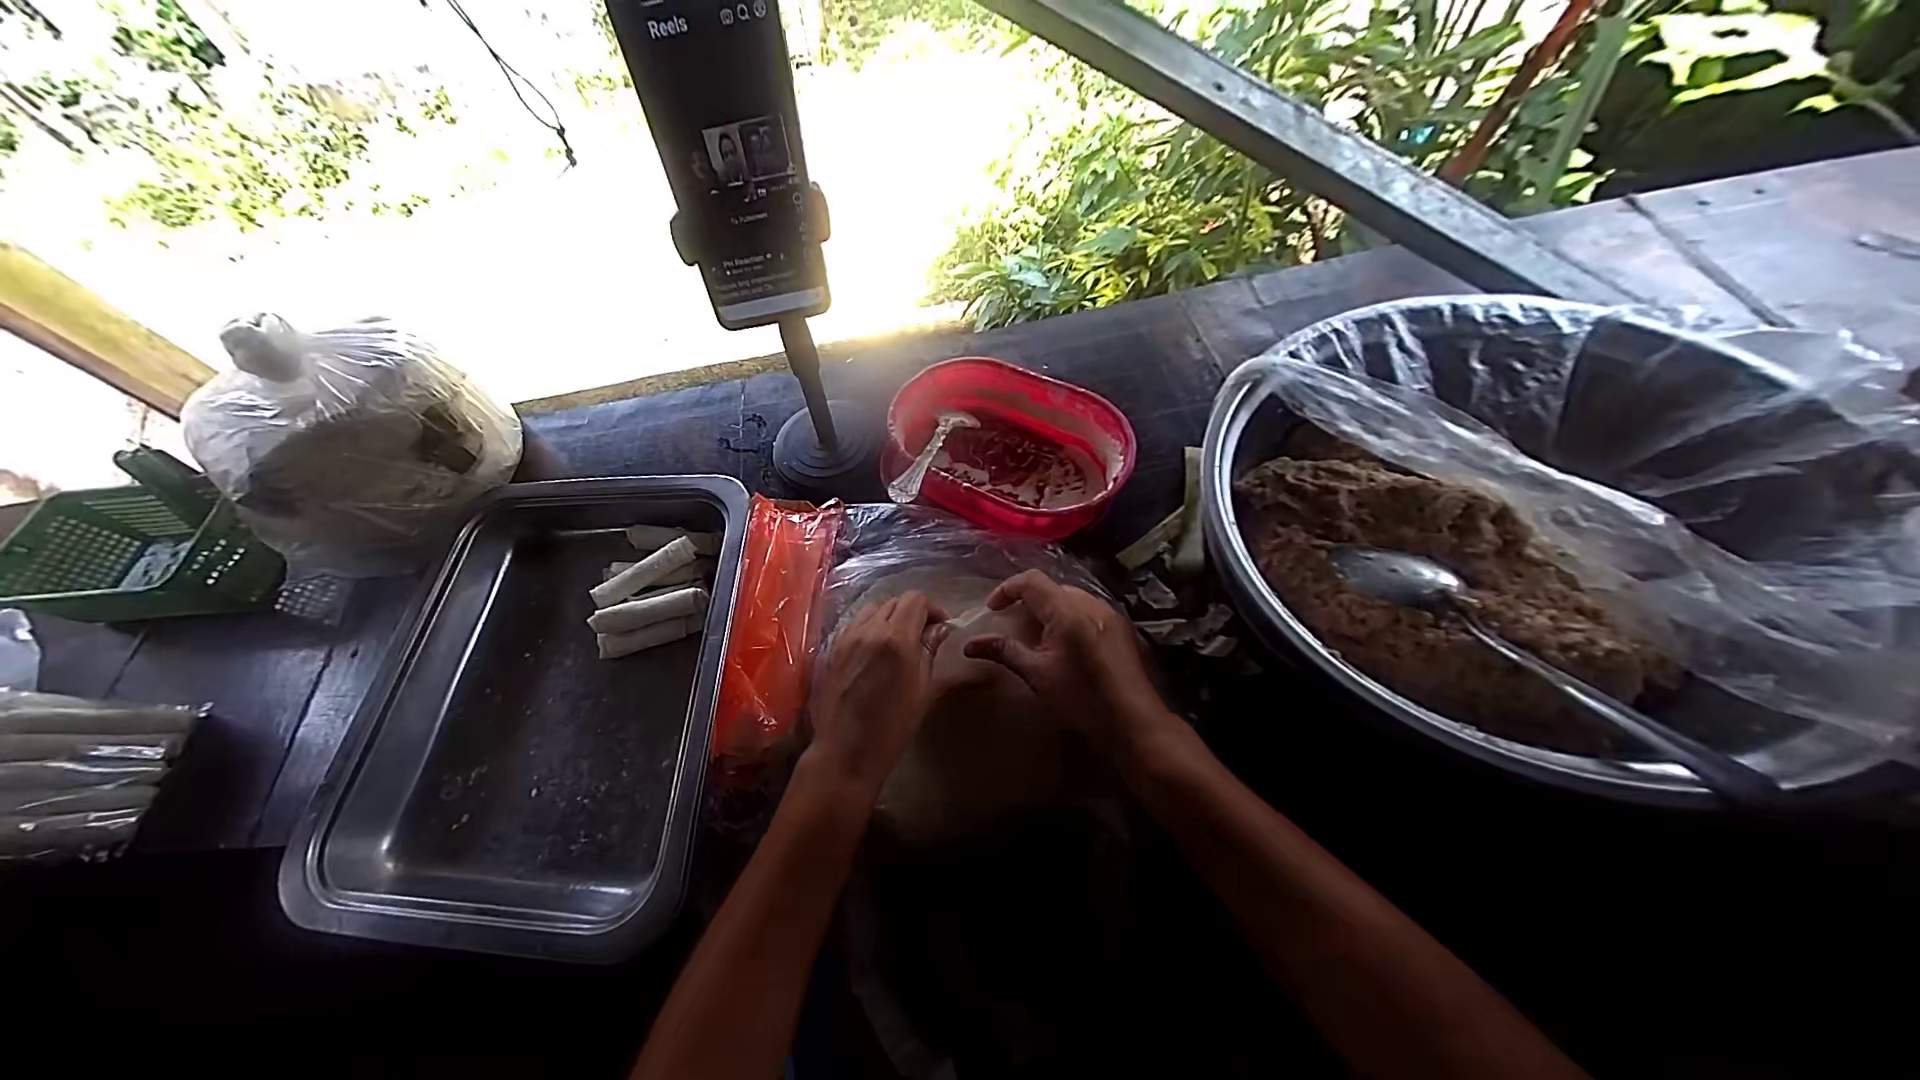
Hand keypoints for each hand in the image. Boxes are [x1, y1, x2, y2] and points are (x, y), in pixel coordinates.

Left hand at [808, 591, 948, 793]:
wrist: (846, 751)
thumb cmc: (892, 726)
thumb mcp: (923, 689)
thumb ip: (929, 651)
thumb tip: (939, 630)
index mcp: (896, 639)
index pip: (916, 600)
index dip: (933, 609)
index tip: (940, 627)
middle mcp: (869, 630)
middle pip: (895, 601)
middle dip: (913, 612)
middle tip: (923, 635)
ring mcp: (846, 637)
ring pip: (873, 608)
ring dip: (890, 616)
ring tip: (899, 640)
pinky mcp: (833, 648)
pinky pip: (855, 623)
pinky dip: (870, 626)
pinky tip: (876, 649)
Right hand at [962, 570, 1177, 753]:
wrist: (1134, 724)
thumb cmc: (1082, 701)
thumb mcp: (1037, 675)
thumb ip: (1005, 652)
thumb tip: (970, 645)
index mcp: (1068, 612)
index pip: (1032, 581)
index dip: (1007, 589)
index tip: (992, 609)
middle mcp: (1092, 605)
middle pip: (1052, 587)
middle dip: (1028, 599)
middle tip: (1010, 621)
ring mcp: (1111, 615)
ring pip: (1072, 598)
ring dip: (1049, 608)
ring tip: (1035, 633)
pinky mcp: (1122, 629)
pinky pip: (1089, 611)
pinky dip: (1069, 617)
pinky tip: (1064, 643)